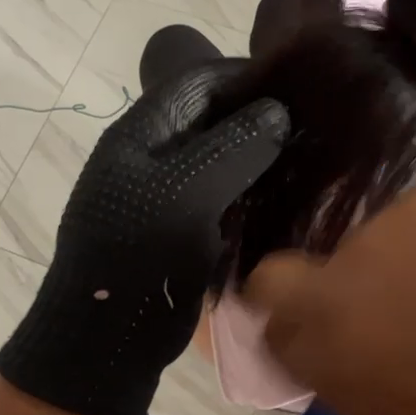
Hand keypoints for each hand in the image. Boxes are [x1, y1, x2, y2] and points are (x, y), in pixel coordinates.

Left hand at [0, 68, 288, 414]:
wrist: (105, 338)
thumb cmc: (138, 255)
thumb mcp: (187, 192)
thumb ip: (233, 146)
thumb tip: (277, 110)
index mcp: (140, 133)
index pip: (196, 80)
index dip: (244, 76)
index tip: (296, 87)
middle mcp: (151, 156)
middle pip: (209, 118)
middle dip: (255, 117)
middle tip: (310, 126)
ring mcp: (164, 196)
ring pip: (217, 159)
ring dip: (256, 157)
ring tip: (305, 159)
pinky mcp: (179, 232)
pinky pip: (219, 198)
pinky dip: (248, 193)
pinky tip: (282, 198)